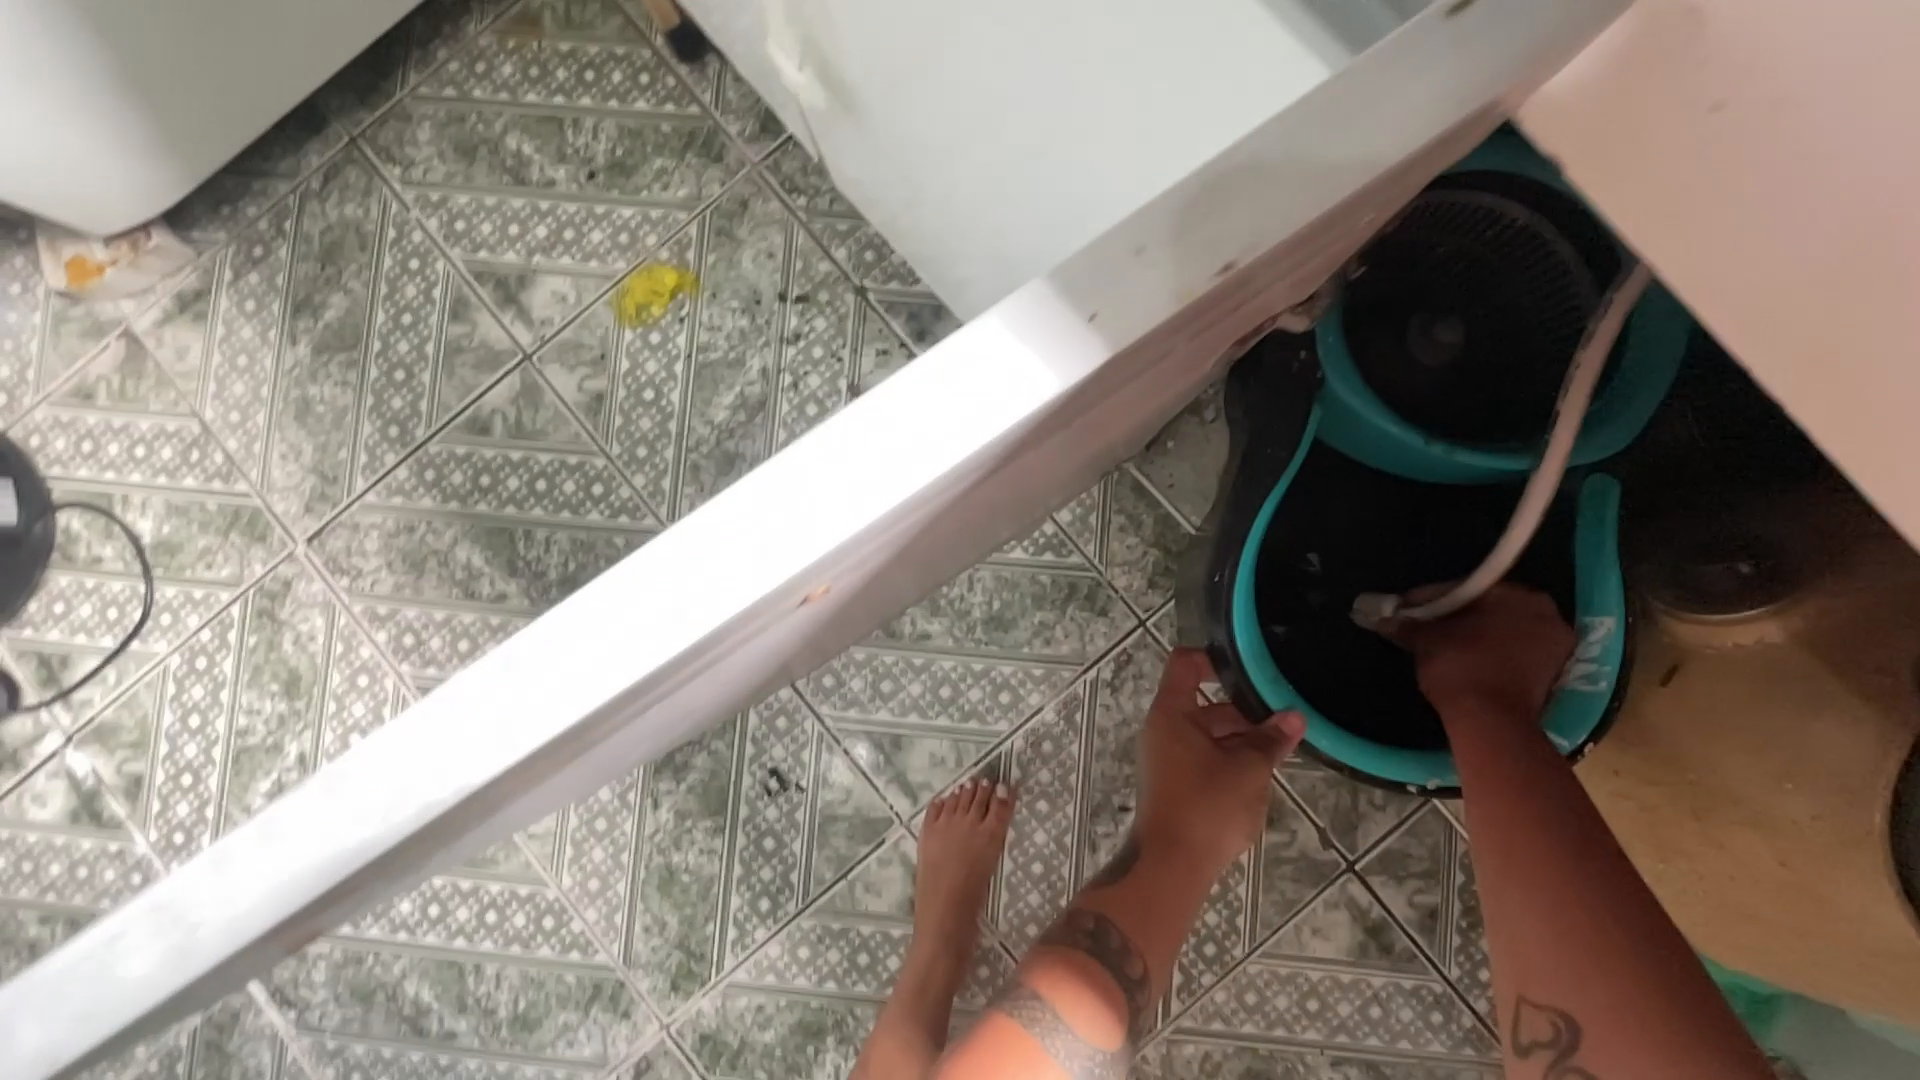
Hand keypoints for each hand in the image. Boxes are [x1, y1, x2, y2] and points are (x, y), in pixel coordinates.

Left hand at [1133, 648, 1305, 875]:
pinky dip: (1229, 759)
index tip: (1252, 670)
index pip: (1186, 664)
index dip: (1215, 659)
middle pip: (1204, 703)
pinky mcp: (1174, 783)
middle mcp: (1163, 729)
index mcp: (1171, 713)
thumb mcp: (1248, 770)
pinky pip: (1204, 757)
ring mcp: (1166, 757)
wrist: (1170, 865)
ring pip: (1207, 734)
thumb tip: (1294, 717)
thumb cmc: (1206, 807)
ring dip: (1241, 739)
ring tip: (1281, 750)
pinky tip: (1261, 775)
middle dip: (1244, 711)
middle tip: (1284, 720)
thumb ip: (1271, 740)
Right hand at [1380, 582, 1575, 728]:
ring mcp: (1555, 645)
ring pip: (1502, 630)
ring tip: (1440, 645)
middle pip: (1487, 607)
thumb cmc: (1460, 668)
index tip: (1403, 610)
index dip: (1427, 599)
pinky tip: (1464, 661)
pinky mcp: (1553, 673)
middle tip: (1421, 625)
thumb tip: (1382, 619)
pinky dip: (1490, 653)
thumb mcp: (1424, 640)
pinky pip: (1514, 652)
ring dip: (1473, 634)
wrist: (1492, 723)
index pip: (1463, 589)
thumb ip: (1406, 624)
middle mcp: (1546, 612)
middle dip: (1453, 615)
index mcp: (1517, 595)